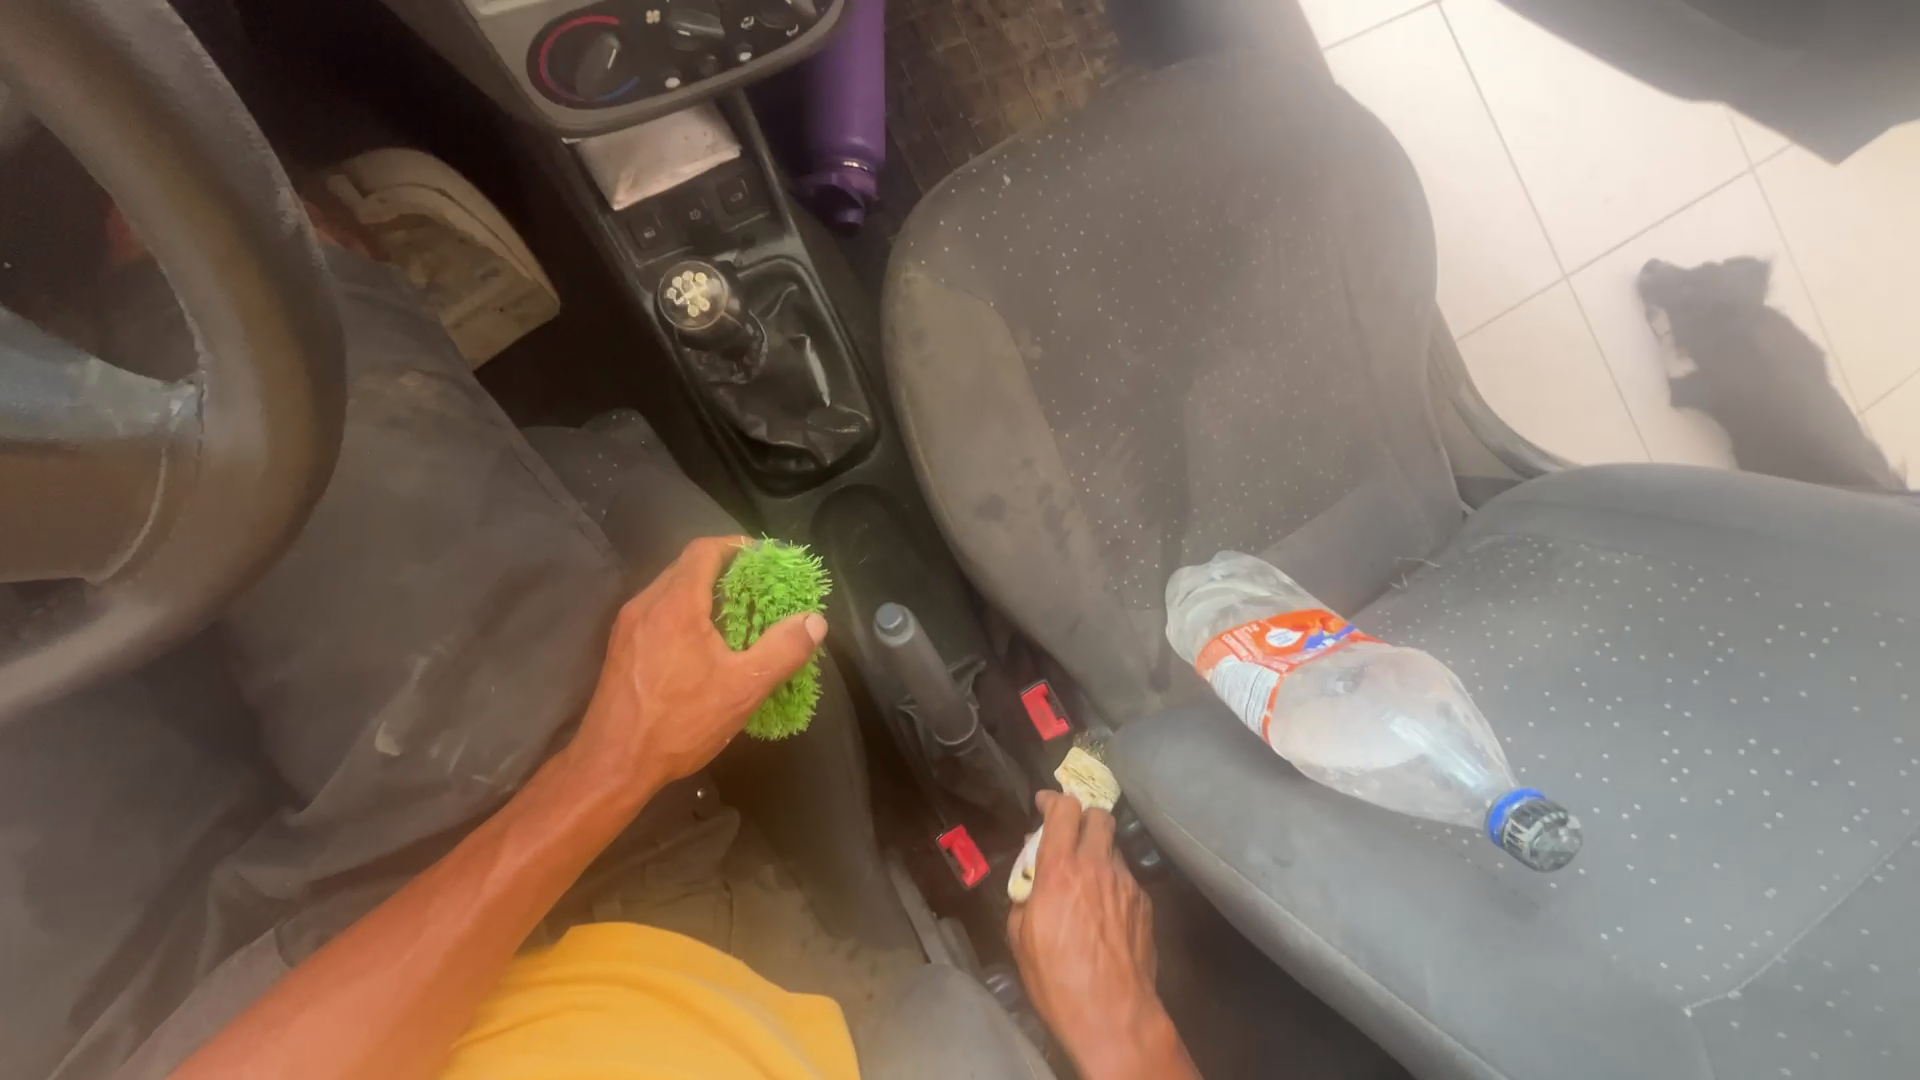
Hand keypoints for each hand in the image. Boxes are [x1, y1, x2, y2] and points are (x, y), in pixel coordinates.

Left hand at [568, 536, 826, 791]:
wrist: (612, 765)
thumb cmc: (679, 722)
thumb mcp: (743, 688)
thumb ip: (783, 650)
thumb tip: (814, 621)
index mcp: (675, 604)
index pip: (705, 550)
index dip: (738, 546)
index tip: (767, 558)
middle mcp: (647, 605)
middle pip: (687, 566)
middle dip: (726, 569)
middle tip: (761, 587)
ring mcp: (629, 627)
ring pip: (671, 589)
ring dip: (706, 592)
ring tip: (740, 614)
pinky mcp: (622, 649)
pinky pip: (660, 611)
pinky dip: (687, 611)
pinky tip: (707, 643)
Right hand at [1008, 793, 1197, 1079]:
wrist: (1113, 1017)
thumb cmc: (1057, 979)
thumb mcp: (1020, 937)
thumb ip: (1024, 897)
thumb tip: (1031, 883)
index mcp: (1060, 868)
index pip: (1064, 809)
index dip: (1052, 800)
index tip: (1044, 804)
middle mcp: (1097, 866)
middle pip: (1098, 814)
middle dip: (1083, 816)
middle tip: (1070, 833)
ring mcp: (1126, 883)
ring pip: (1114, 847)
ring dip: (1098, 851)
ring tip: (1087, 878)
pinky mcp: (1145, 904)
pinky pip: (1126, 878)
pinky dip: (1113, 882)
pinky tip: (1105, 910)